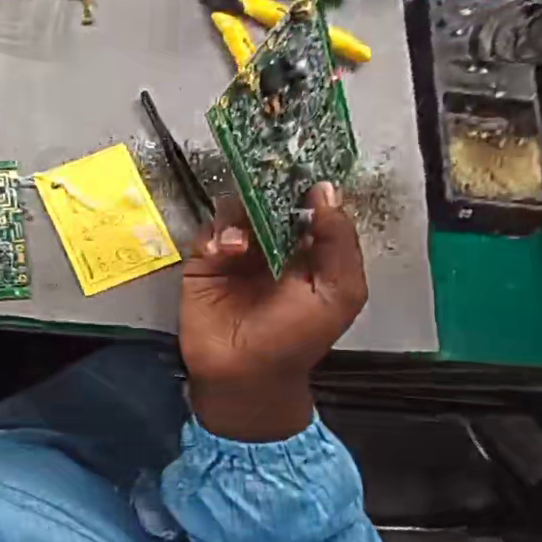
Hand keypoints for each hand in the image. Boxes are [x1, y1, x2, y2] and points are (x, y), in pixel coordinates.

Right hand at [179, 181, 366, 440]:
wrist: (242, 373)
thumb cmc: (296, 338)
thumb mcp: (338, 292)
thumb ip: (337, 242)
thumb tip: (326, 191)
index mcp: (310, 251)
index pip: (308, 208)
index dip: (305, 188)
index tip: (300, 168)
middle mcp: (272, 246)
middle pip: (266, 203)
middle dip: (265, 193)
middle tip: (261, 185)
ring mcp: (235, 253)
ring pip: (234, 214)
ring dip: (238, 218)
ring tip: (242, 242)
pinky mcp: (203, 263)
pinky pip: (206, 235)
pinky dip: (214, 236)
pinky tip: (224, 251)